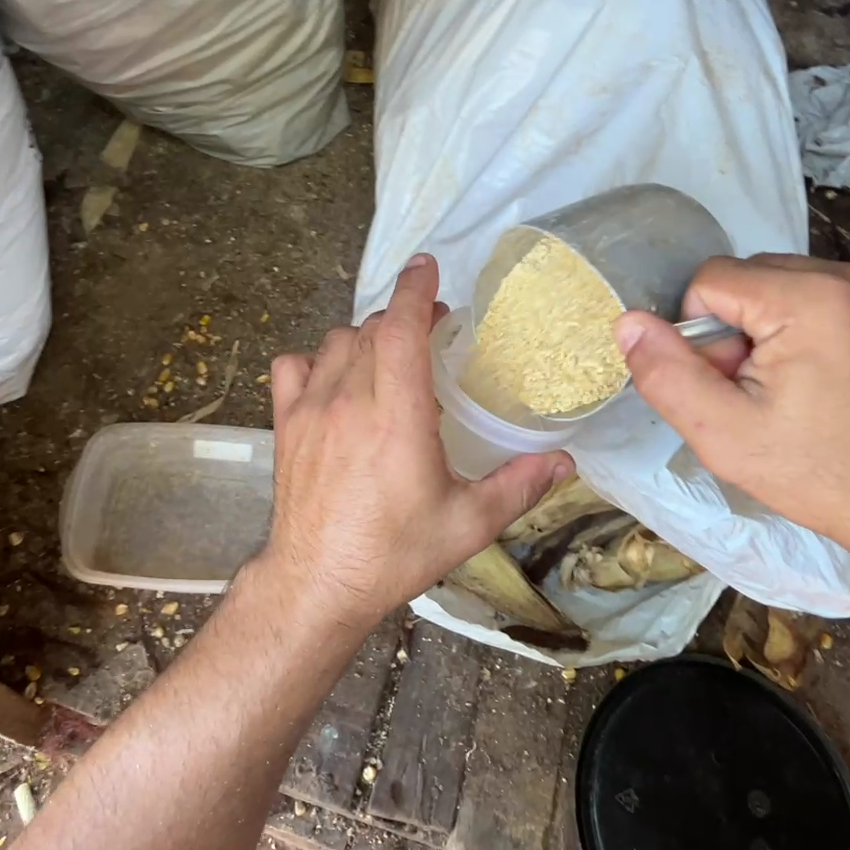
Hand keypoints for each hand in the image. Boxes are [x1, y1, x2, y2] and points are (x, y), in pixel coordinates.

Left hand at [261, 253, 571, 632]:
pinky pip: (292, 366)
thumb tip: (564, 461)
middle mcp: (349, 400)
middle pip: (373, 329)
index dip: (416, 290)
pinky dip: (315, 359)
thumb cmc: (393, 553)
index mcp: (397, 416)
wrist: (317, 582)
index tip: (429, 267)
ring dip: (366, 337)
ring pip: (336, 343)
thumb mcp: (467, 524)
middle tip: (431, 330)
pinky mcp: (285, 425)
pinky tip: (333, 379)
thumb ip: (517, 486)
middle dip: (403, 317)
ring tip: (389, 356)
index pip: (402, 329)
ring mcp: (311, 410)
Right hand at [614, 254, 849, 572]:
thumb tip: (627, 321)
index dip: (700, 334)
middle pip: (750, 276)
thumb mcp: (723, 435)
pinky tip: (827, 379)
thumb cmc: (823, 476)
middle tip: (758, 392)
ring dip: (770, 326)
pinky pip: (829, 293)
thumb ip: (666, 373)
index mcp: (811, 300)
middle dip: (736, 327)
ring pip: (788, 283)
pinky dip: (809, 324)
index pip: (710, 278)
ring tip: (794, 389)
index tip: (730, 385)